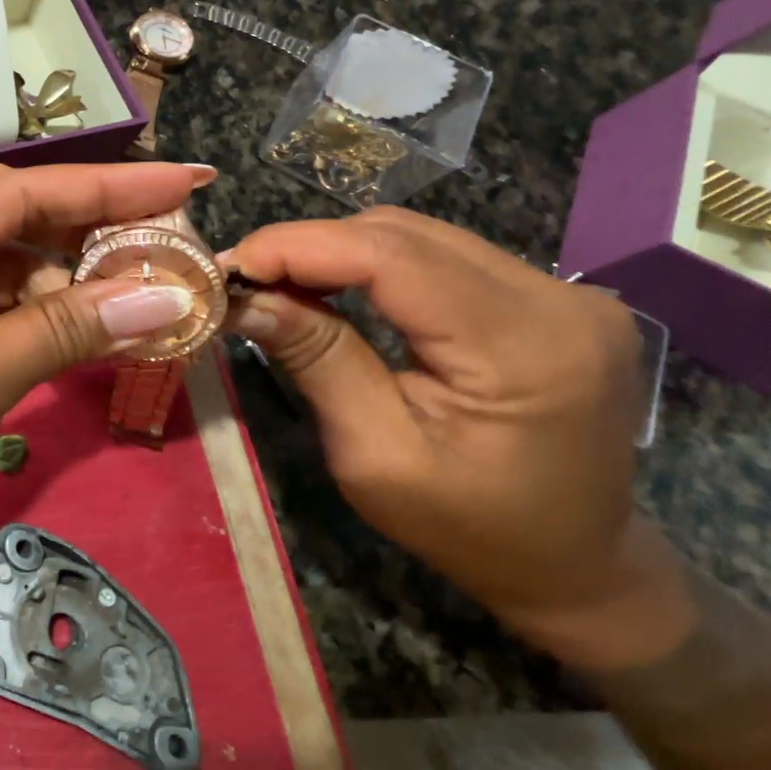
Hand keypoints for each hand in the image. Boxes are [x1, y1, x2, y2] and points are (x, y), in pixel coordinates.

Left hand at [0, 162, 215, 541]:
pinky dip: (40, 310)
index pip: (18, 192)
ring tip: (144, 287)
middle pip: (11, 213)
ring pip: (5, 259)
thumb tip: (163, 298)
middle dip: (89, 221)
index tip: (185, 179)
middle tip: (170, 230)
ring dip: (69, 273)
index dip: (107, 185)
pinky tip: (92, 323)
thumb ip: (65, 330)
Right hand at [226, 207, 691, 667]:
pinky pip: (443, 255)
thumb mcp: (374, 455)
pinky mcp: (554, 298)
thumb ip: (318, 361)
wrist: (573, 564)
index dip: (297, 247)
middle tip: (241, 281)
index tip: (225, 266)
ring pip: (418, 236)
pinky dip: (375, 264)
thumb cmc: (466, 526)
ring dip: (337, 252)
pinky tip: (336, 288)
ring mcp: (565, 294)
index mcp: (522, 348)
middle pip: (402, 236)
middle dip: (308, 248)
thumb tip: (245, 297)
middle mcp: (558, 301)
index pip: (391, 257)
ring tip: (277, 285)